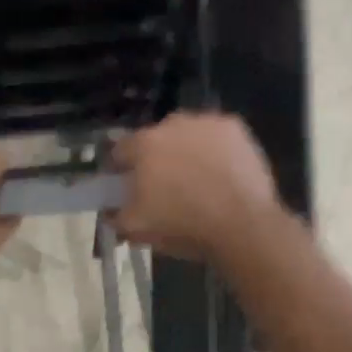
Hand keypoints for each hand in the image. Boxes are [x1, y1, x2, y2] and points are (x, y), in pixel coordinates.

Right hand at [111, 111, 283, 265]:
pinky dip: (212, 150)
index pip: (119, 151)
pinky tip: (218, 172)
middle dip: (154, 158)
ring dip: (184, 151)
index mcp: (143, 145)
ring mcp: (206, 122)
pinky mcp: (234, 128)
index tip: (124, 186)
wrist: (242, 225)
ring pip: (185, 135)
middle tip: (162, 185)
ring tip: (194, 179)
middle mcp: (172, 124)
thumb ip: (114, 216)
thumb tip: (110, 211)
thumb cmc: (182, 225)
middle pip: (154, 140)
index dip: (119, 169)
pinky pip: (213, 136)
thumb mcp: (136, 229)